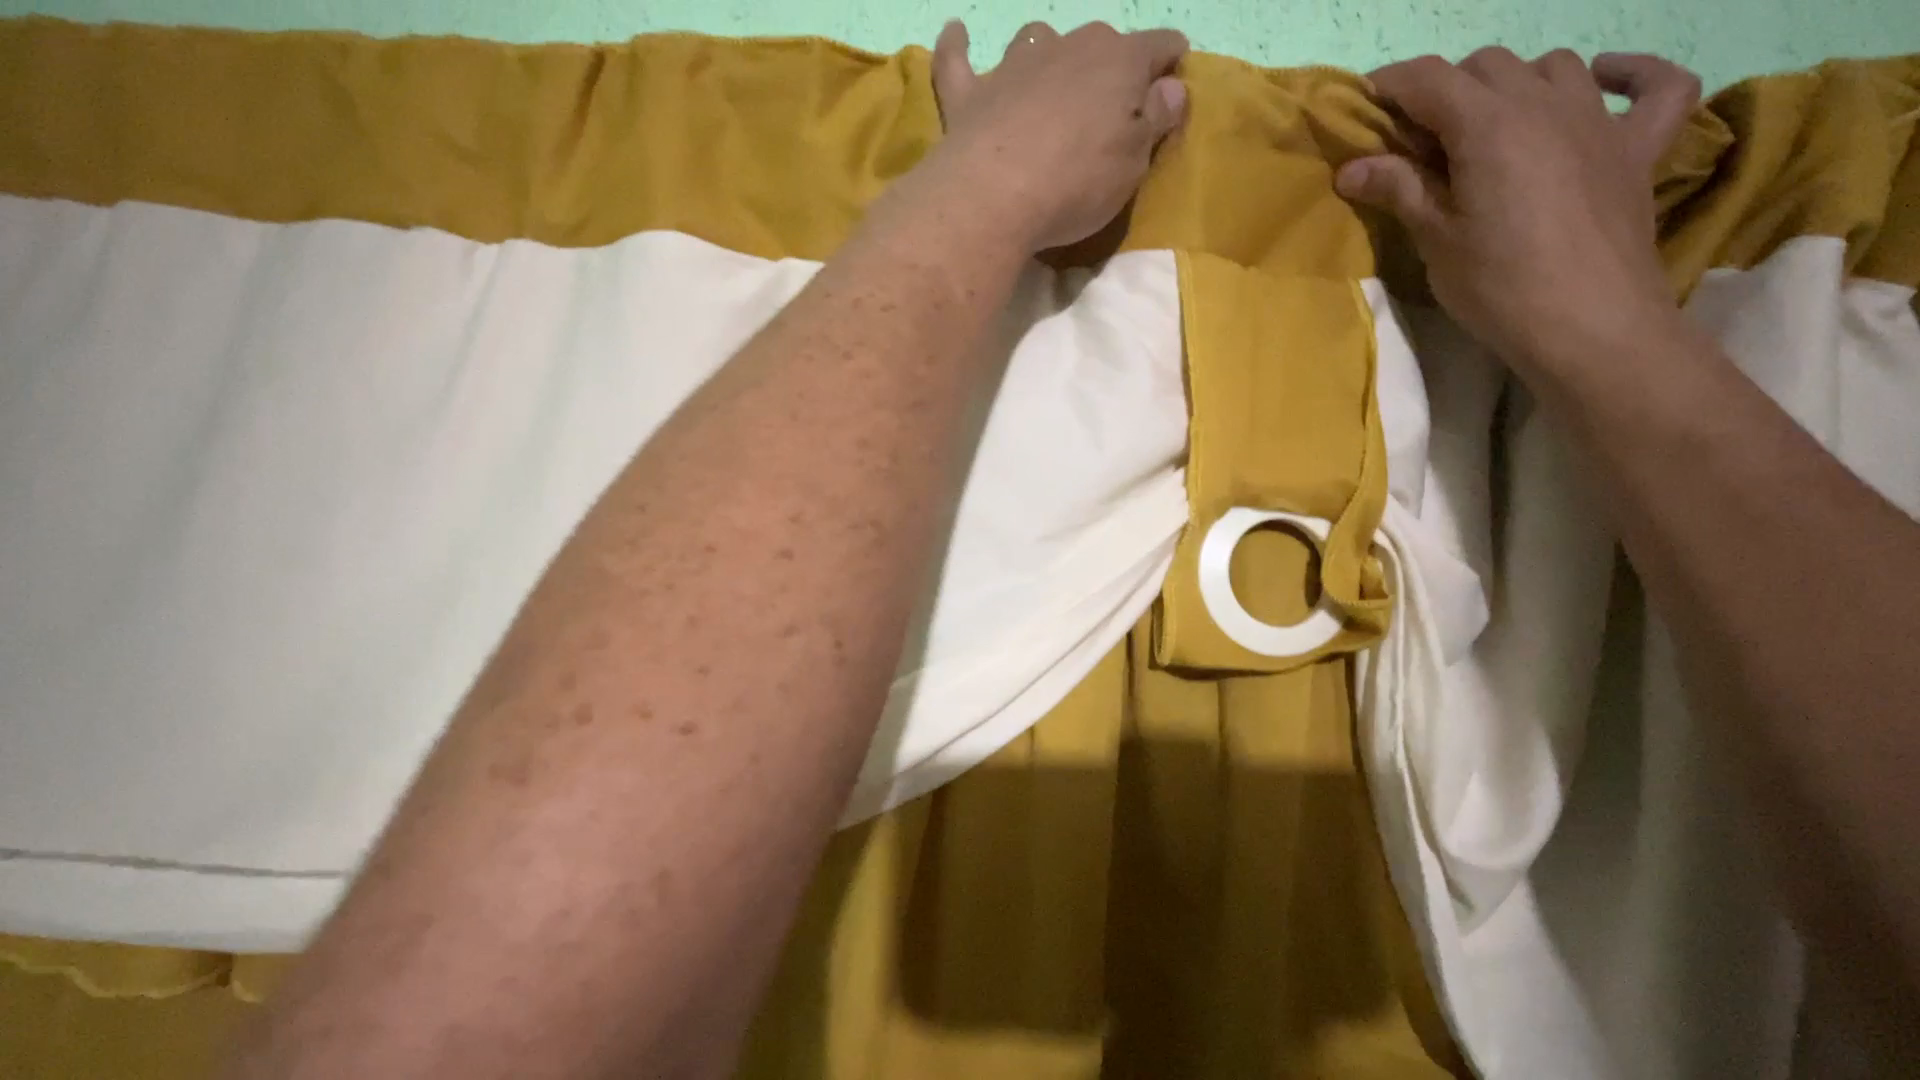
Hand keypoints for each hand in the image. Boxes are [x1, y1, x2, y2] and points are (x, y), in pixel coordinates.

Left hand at [926, 19, 1187, 252]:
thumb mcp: (1133, 164)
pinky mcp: (968, 94)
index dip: (1170, 63)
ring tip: (1047, 81)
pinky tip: (956, 34)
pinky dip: (956, 46)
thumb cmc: (1077, 186)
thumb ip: (1154, 121)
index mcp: (1120, 62)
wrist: (994, 197)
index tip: (1173, 83)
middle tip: (1109, 107)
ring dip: (1045, 55)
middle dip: (1109, 66)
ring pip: (1035, 39)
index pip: (1159, 46)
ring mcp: (1013, 67)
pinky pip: (957, 58)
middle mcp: (1068, 48)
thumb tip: (1172, 87)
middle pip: (1099, 42)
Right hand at [1337, 49, 1702, 376]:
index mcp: (1488, 124)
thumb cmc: (1498, 286)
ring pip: (1555, 66)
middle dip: (1447, 89)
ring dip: (1516, 83)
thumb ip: (1398, 189)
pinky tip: (1605, 83)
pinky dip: (1631, 75)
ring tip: (1491, 126)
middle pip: (1488, 65)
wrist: (1589, 326)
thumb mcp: (1435, 240)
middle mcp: (1546, 103)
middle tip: (1420, 140)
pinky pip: (1657, 85)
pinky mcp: (1639, 148)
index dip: (1391, 85)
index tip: (1364, 108)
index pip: (1429, 78)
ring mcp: (1601, 120)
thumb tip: (1350, 168)